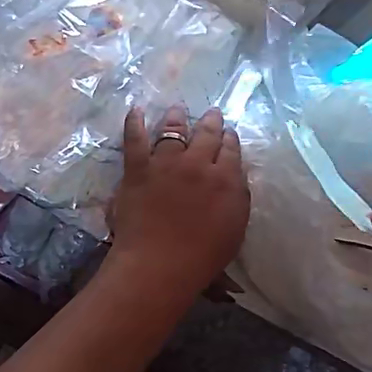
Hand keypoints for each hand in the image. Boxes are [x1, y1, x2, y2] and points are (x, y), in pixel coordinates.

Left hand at [108, 105, 250, 296]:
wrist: (160, 262)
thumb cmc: (202, 257)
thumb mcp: (235, 229)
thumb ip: (237, 198)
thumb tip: (235, 179)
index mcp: (226, 180)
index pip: (231, 150)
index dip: (230, 139)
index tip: (229, 133)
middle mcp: (198, 163)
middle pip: (207, 134)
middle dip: (211, 121)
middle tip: (212, 113)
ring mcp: (167, 163)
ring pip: (173, 130)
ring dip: (177, 117)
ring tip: (178, 109)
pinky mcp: (138, 168)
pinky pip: (135, 138)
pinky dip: (134, 122)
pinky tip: (135, 110)